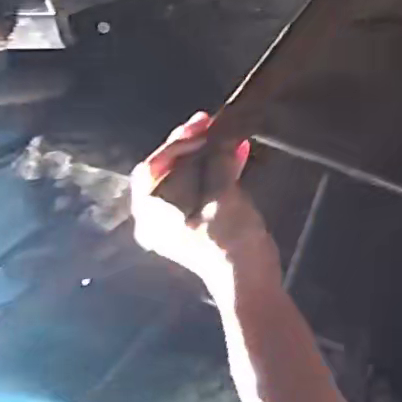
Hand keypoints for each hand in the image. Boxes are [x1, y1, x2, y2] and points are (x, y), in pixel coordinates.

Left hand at [131, 112, 279, 305]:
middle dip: (193, 144)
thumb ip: (219, 162)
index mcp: (152, 213)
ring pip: (189, 175)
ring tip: (228, 132)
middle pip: (169, 169)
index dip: (177, 142)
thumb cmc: (228, 238)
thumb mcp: (223, 195)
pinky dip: (219, 168)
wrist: (249, 279)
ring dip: (209, 153)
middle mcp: (159, 216)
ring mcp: (180, 220)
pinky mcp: (202, 220)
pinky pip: (205, 185)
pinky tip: (239, 150)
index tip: (201, 125)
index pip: (153, 167)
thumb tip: (223, 138)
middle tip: (212, 122)